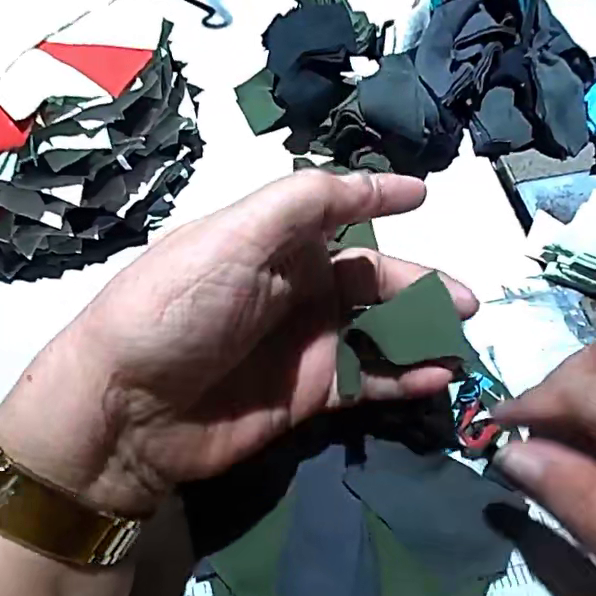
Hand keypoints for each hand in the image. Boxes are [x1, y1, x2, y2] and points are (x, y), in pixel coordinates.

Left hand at [0, 171, 476, 516]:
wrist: (128, 411)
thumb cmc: (177, 308)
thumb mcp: (232, 237)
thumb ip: (301, 204)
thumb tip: (363, 185)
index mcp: (276, 242)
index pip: (339, 213)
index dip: (379, 199)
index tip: (422, 195)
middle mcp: (297, 287)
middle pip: (373, 280)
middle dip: (422, 285)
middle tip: (467, 302)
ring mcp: (307, 342)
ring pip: (380, 331)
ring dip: (423, 334)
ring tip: (460, 343)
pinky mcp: (313, 392)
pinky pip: (370, 379)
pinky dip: (405, 377)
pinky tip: (435, 376)